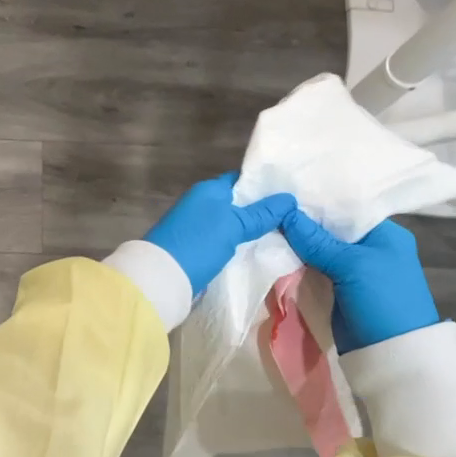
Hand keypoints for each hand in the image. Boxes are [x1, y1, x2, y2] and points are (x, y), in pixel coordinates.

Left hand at [144, 175, 295, 296]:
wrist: (162, 277)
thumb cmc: (198, 243)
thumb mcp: (234, 226)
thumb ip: (261, 213)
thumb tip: (289, 198)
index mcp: (208, 190)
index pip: (241, 179)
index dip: (264, 183)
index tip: (290, 192)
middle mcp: (201, 203)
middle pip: (238, 202)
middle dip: (261, 208)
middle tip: (293, 215)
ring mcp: (197, 226)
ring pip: (232, 222)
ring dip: (252, 227)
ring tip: (284, 230)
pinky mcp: (197, 246)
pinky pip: (224, 238)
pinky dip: (239, 241)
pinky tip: (259, 247)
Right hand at [279, 212, 437, 352]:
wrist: (390, 353)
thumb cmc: (382, 300)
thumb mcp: (351, 265)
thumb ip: (317, 241)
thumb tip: (284, 212)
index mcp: (384, 233)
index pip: (346, 208)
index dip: (317, 202)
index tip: (285, 195)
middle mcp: (370, 247)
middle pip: (330, 229)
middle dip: (302, 224)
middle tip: (269, 211)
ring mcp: (353, 270)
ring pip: (319, 250)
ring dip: (296, 245)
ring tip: (265, 228)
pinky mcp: (339, 288)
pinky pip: (314, 269)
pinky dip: (298, 264)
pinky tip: (275, 253)